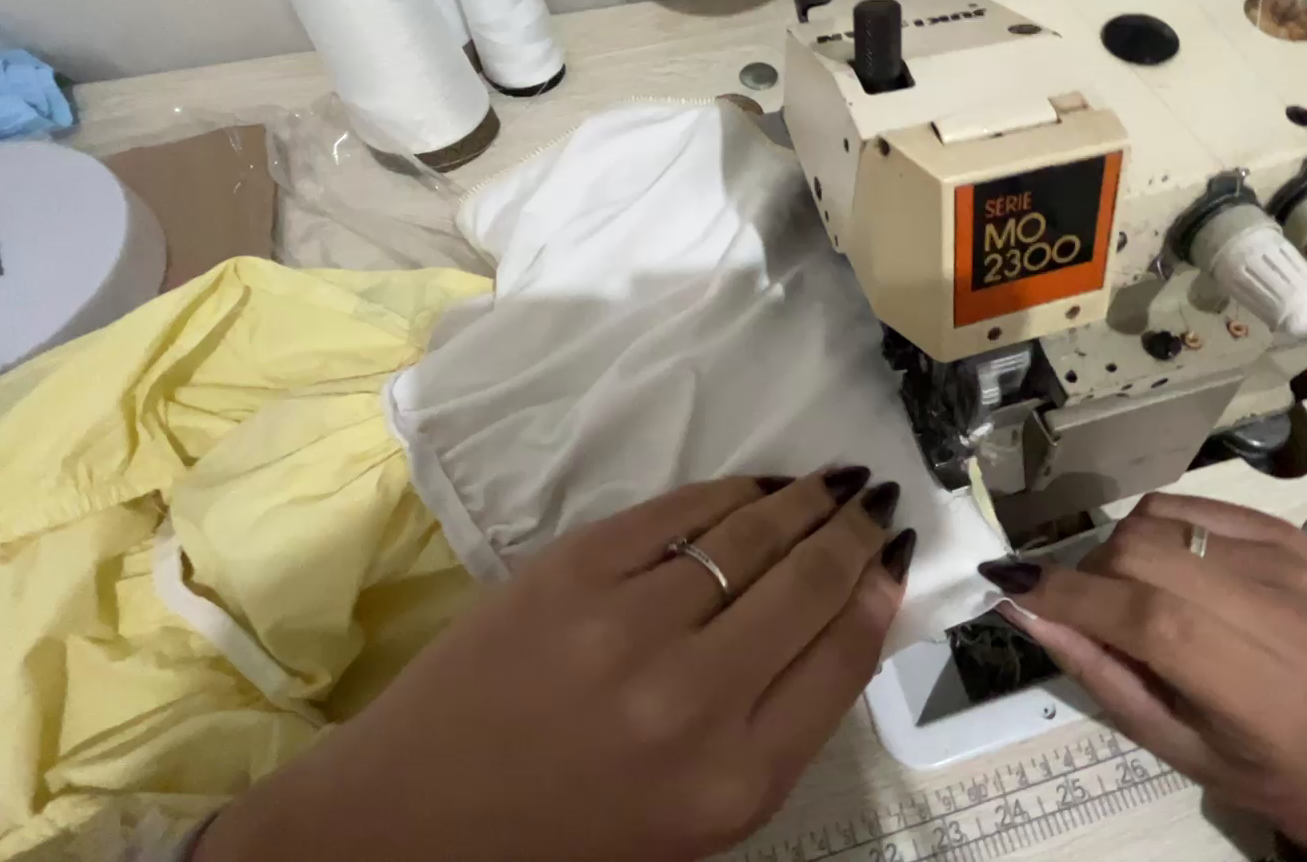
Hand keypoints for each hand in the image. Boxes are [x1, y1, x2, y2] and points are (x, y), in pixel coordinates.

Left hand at [194, 470, 917, 861]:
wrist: (411, 825)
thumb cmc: (571, 835)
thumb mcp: (700, 816)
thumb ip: (778, 721)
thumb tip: (843, 613)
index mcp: (735, 781)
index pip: (844, 656)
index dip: (880, 589)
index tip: (896, 550)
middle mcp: (694, 699)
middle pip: (810, 583)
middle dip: (855, 530)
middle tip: (877, 497)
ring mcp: (628, 624)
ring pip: (752, 535)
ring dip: (806, 498)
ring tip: (835, 480)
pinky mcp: (573, 569)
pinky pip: (682, 510)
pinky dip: (733, 490)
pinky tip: (760, 484)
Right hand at [979, 494, 1306, 857]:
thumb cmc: (1238, 756)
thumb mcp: (1158, 736)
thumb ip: (1091, 666)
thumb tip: (1022, 602)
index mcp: (1262, 696)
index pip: (1154, 622)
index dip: (1076, 596)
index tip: (1013, 581)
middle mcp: (1289, 623)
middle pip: (1149, 556)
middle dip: (1093, 572)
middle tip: (1089, 605)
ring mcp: (1295, 571)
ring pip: (1158, 523)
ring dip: (1121, 551)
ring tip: (1134, 590)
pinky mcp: (1289, 536)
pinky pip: (1184, 506)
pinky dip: (1152, 528)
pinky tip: (1168, 566)